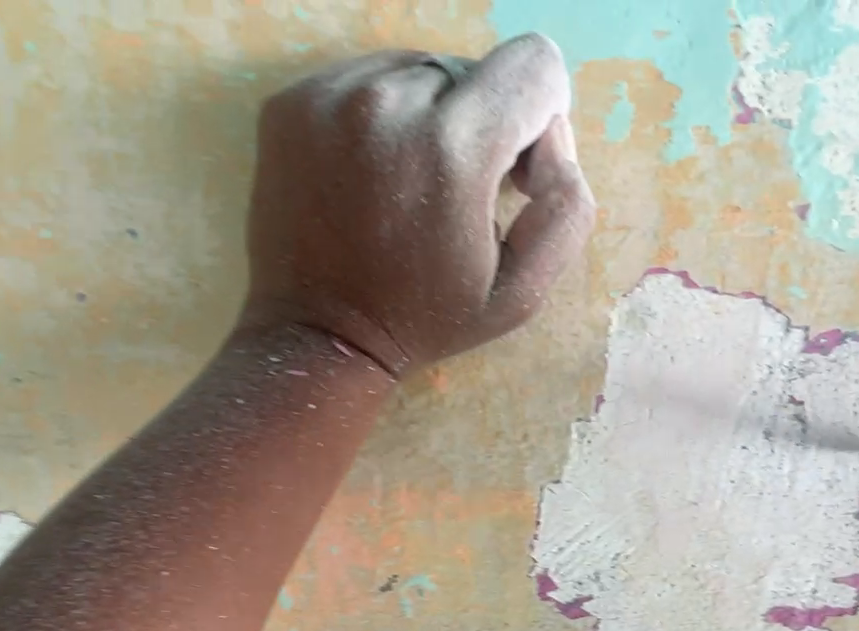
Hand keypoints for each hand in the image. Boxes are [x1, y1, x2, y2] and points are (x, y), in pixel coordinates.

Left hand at [239, 35, 595, 376]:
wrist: (320, 336)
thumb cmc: (428, 320)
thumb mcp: (523, 293)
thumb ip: (567, 208)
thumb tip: (552, 138)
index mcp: (454, 148)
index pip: (535, 65)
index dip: (541, 120)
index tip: (514, 175)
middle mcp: (389, 102)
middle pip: (476, 72)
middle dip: (486, 125)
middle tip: (460, 196)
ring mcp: (330, 95)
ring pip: (420, 72)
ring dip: (433, 120)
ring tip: (413, 190)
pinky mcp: (291, 101)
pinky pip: (366, 79)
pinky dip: (383, 121)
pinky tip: (372, 179)